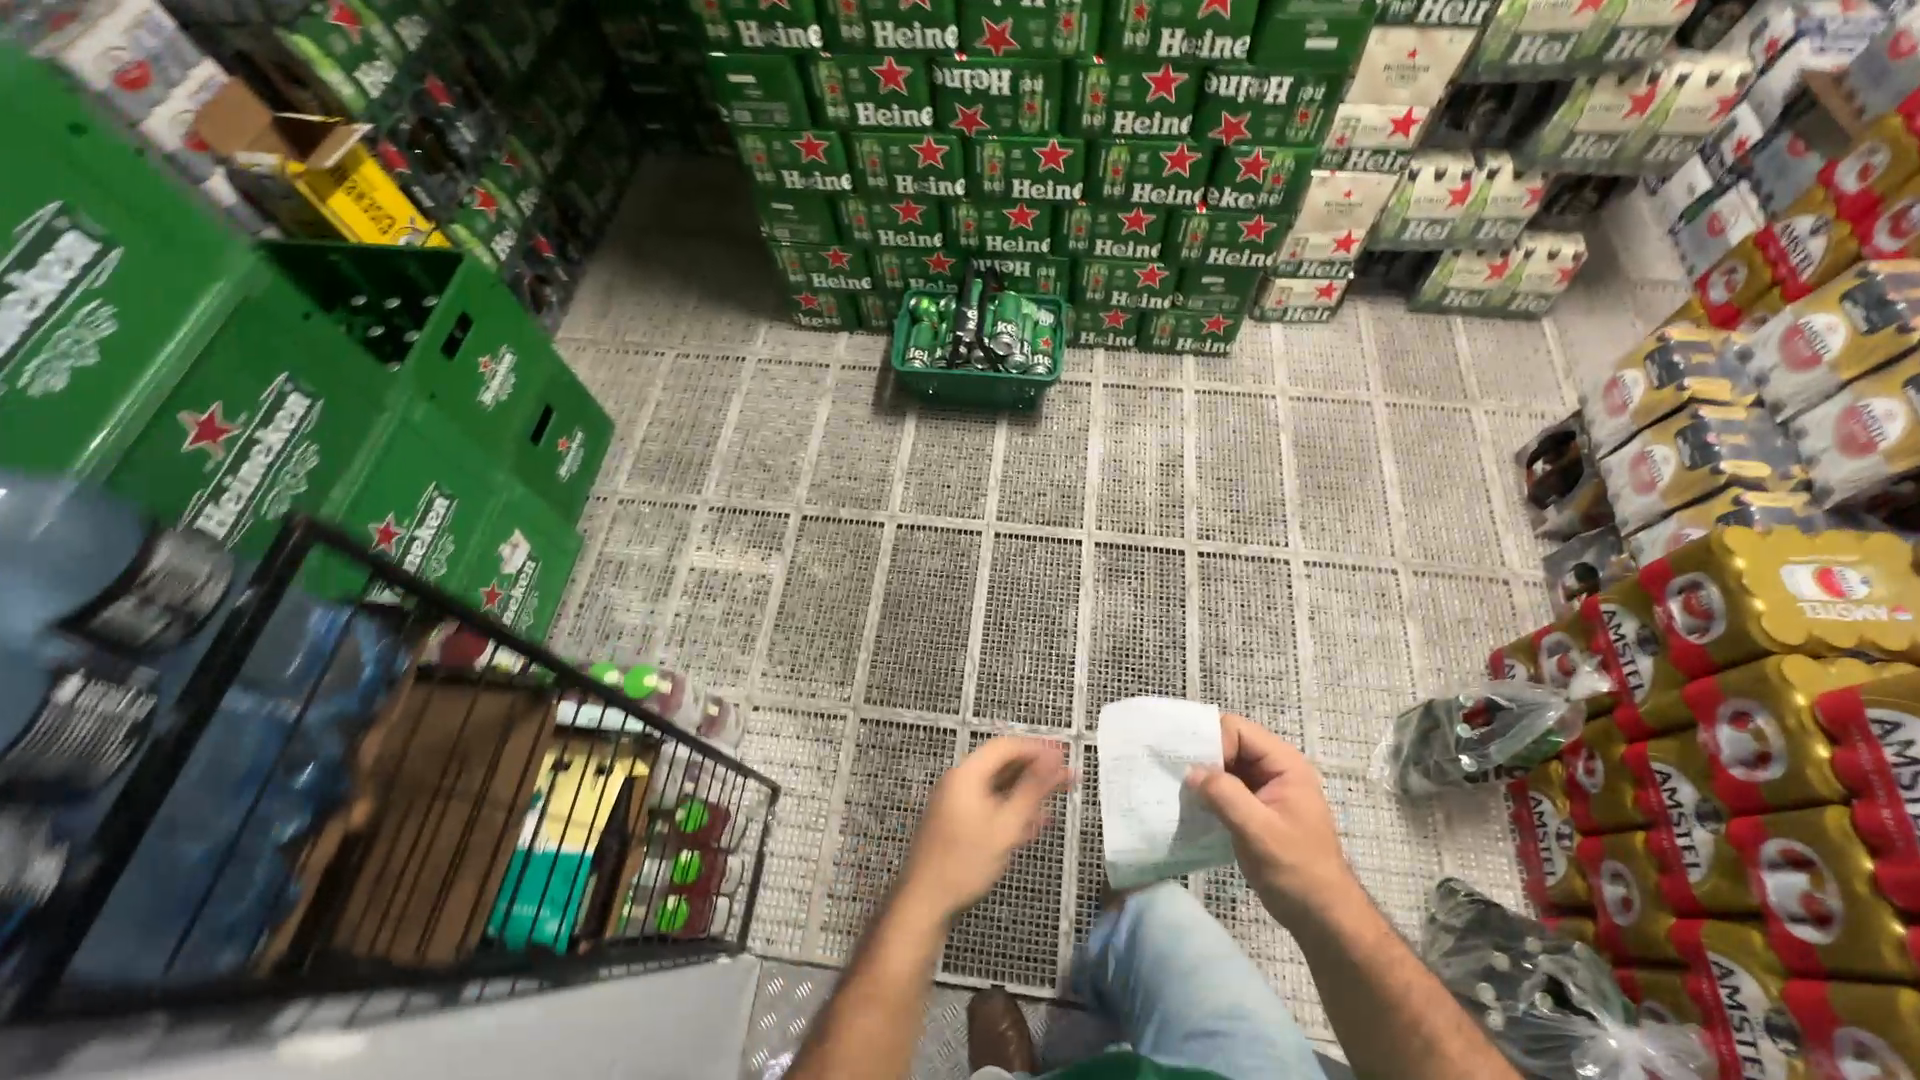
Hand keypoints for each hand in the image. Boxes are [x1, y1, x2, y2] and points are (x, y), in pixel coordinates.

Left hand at [901, 737, 1071, 920]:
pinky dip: (1012, 810)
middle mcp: (960, 782)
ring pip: (999, 788)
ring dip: (1027, 793)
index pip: (1006, 747)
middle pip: (1003, 766)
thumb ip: (1032, 789)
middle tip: (1068, 777)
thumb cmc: (966, 862)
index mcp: (967, 775)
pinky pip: (990, 805)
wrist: (927, 900)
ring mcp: (957, 802)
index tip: (1064, 756)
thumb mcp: (1006, 826)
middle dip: (1036, 771)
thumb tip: (1052, 759)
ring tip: (1057, 799)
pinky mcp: (959, 821)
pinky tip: (1032, 823)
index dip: (1037, 748)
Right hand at [1186, 713, 1361, 927]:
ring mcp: (1264, 790)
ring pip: (1224, 767)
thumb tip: (1190, 771)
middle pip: (1228, 744)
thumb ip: (1225, 795)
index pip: (1237, 730)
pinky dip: (1207, 795)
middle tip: (1175, 777)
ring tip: (1177, 792)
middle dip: (1201, 758)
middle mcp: (1274, 769)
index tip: (1191, 769)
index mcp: (1284, 764)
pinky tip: (1190, 808)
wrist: (1321, 914)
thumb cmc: (1296, 869)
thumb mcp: (1259, 831)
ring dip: (1202, 778)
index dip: (1211, 743)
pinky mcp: (1254, 809)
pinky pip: (1224, 789)